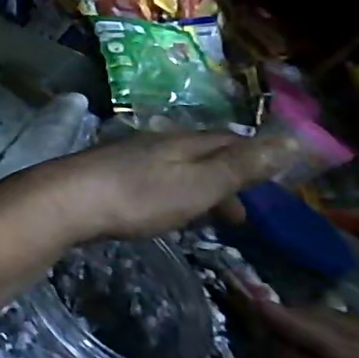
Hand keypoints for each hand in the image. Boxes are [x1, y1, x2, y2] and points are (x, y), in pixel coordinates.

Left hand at [28, 130, 304, 239]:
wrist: (69, 200)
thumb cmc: (139, 195)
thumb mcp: (199, 183)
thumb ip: (240, 166)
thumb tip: (289, 139)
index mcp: (181, 142)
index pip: (226, 140)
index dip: (252, 156)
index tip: (273, 177)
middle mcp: (155, 143)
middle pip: (200, 154)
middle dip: (226, 178)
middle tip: (244, 215)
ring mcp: (128, 157)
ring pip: (175, 169)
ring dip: (199, 190)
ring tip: (210, 218)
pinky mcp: (108, 177)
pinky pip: (152, 181)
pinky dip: (171, 195)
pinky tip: (164, 213)